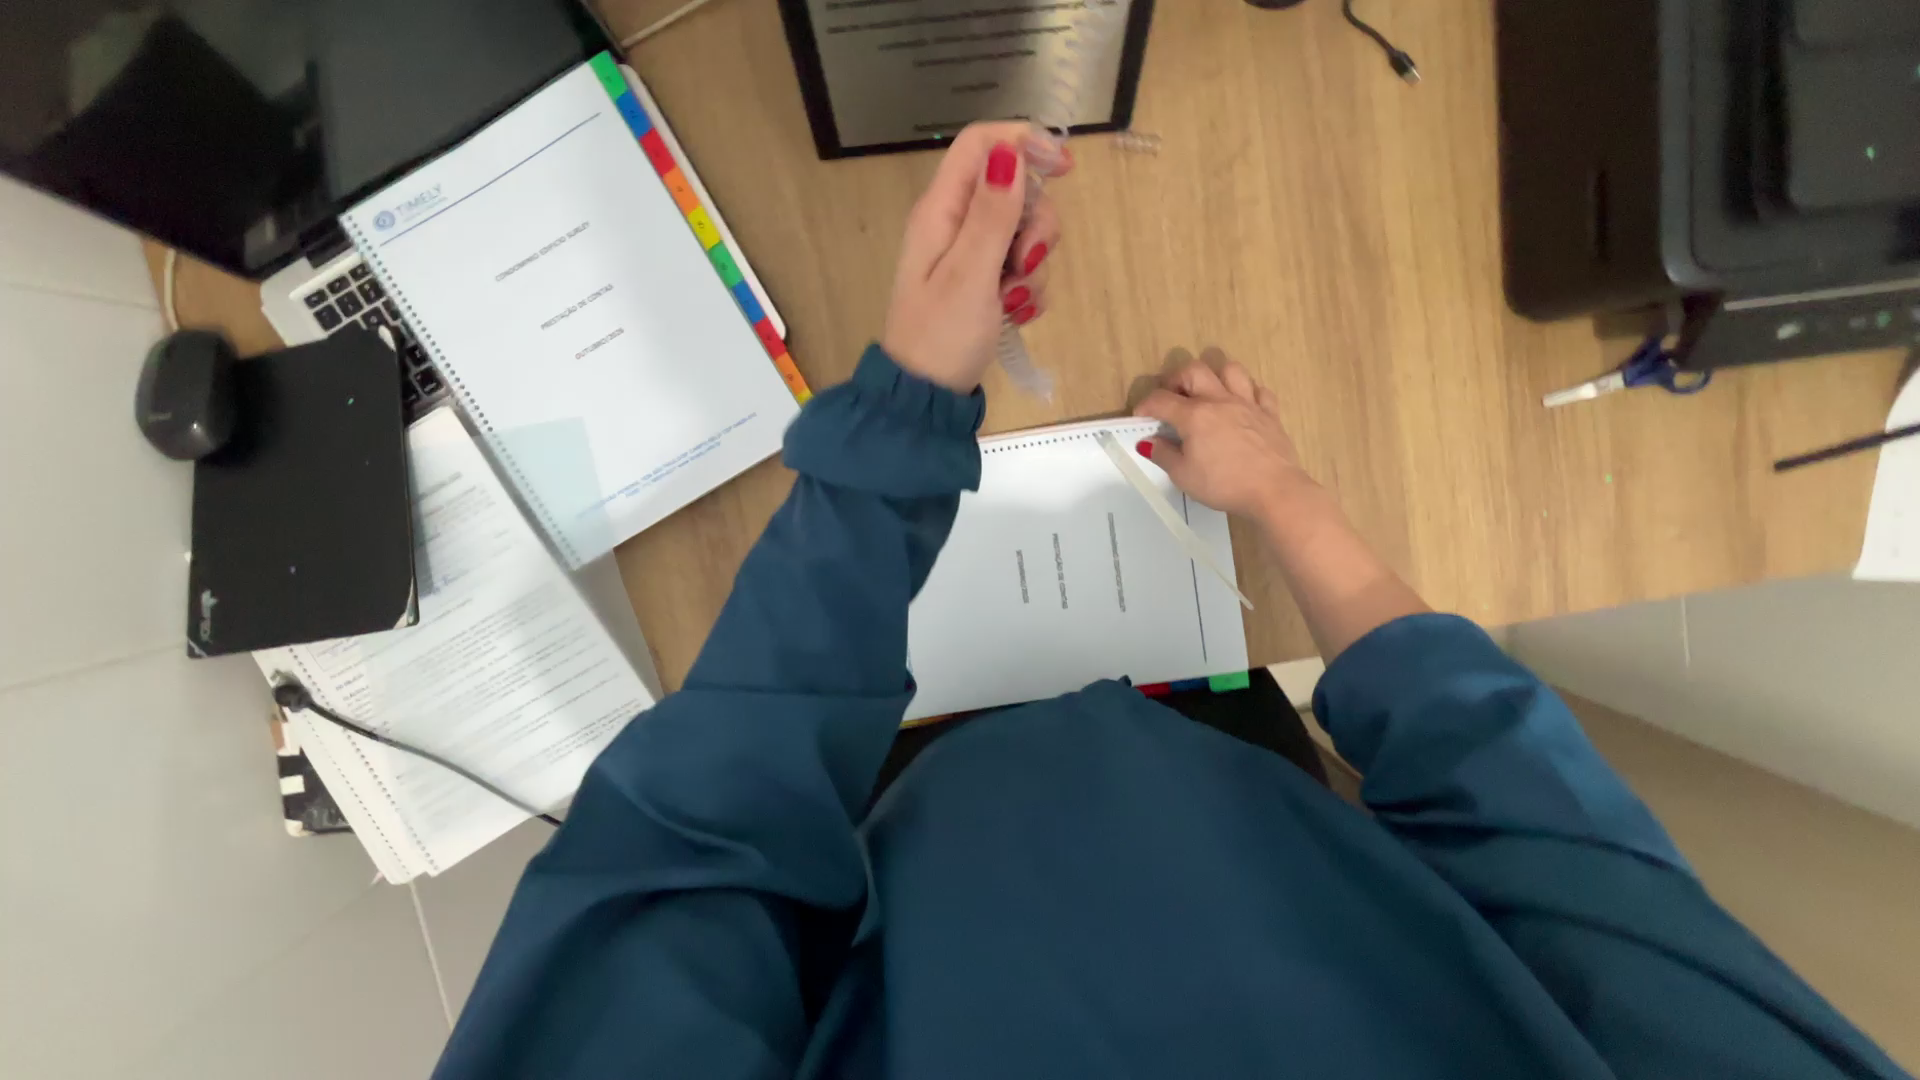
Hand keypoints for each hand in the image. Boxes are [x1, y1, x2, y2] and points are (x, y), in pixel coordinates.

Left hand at [882, 122, 1070, 392]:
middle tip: (1024, 266)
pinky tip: (1016, 316)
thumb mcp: (970, 275)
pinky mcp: (983, 286)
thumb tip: (1010, 151)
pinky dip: (1026, 290)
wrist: (926, 398)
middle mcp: (954, 225)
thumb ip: (992, 214)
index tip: (1064, 169)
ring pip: (1024, 234)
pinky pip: (1020, 270)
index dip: (1025, 143)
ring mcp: (970, 257)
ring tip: (1012, 304)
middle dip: (1036, 226)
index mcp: (941, 211)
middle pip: (1014, 190)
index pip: (983, 145)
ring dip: (1032, 268)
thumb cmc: (943, 338)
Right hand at [1134, 351, 1319, 521]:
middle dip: (1176, 379)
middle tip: (1171, 397)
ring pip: (1230, 370)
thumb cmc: (1223, 485)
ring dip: (1214, 377)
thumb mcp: (1183, 476)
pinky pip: (1259, 391)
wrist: (1273, 490)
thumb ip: (1163, 455)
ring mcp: (1248, 404)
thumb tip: (1148, 442)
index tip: (1140, 416)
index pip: (1161, 400)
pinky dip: (1247, 393)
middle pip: (1194, 371)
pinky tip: (1241, 406)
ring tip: (1208, 394)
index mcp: (1194, 416)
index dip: (1145, 405)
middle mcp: (1219, 401)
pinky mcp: (1270, 413)